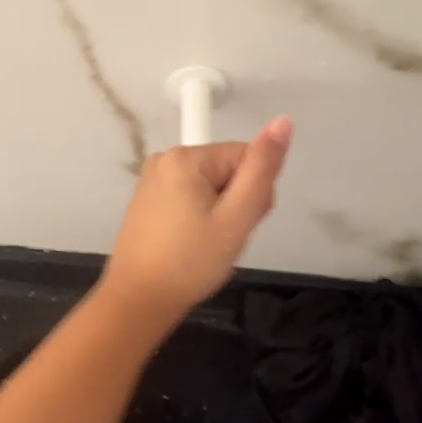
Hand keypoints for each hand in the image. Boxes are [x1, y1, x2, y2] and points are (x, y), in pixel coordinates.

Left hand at [98, 116, 292, 325]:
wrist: (139, 301)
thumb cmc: (190, 262)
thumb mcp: (236, 218)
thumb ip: (262, 170)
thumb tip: (282, 122)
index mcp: (185, 158)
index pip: (246, 157)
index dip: (253, 193)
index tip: (241, 225)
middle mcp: (163, 160)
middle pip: (226, 171)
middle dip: (234, 204)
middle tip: (223, 240)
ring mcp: (150, 182)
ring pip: (208, 189)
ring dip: (218, 216)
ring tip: (206, 246)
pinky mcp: (145, 203)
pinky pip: (187, 201)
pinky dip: (196, 221)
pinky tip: (190, 246)